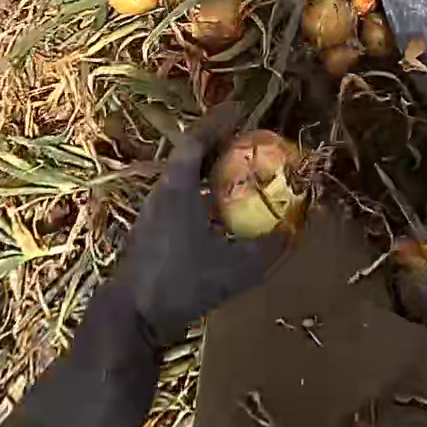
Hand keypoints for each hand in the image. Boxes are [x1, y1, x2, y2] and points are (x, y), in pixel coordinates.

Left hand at [116, 105, 287, 345]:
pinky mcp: (153, 228)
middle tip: (245, 133)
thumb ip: (267, 252)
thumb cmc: (179, 283)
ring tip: (235, 163)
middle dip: (217, 139)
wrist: (131, 318)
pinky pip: (180, 192)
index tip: (238, 108)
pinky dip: (201, 186)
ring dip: (208, 163)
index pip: (196, 139)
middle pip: (190, 152)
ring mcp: (154, 209)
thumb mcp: (233, 269)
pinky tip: (217, 205)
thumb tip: (295, 233)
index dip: (217, 121)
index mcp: (178, 186)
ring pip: (183, 173)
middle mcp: (163, 190)